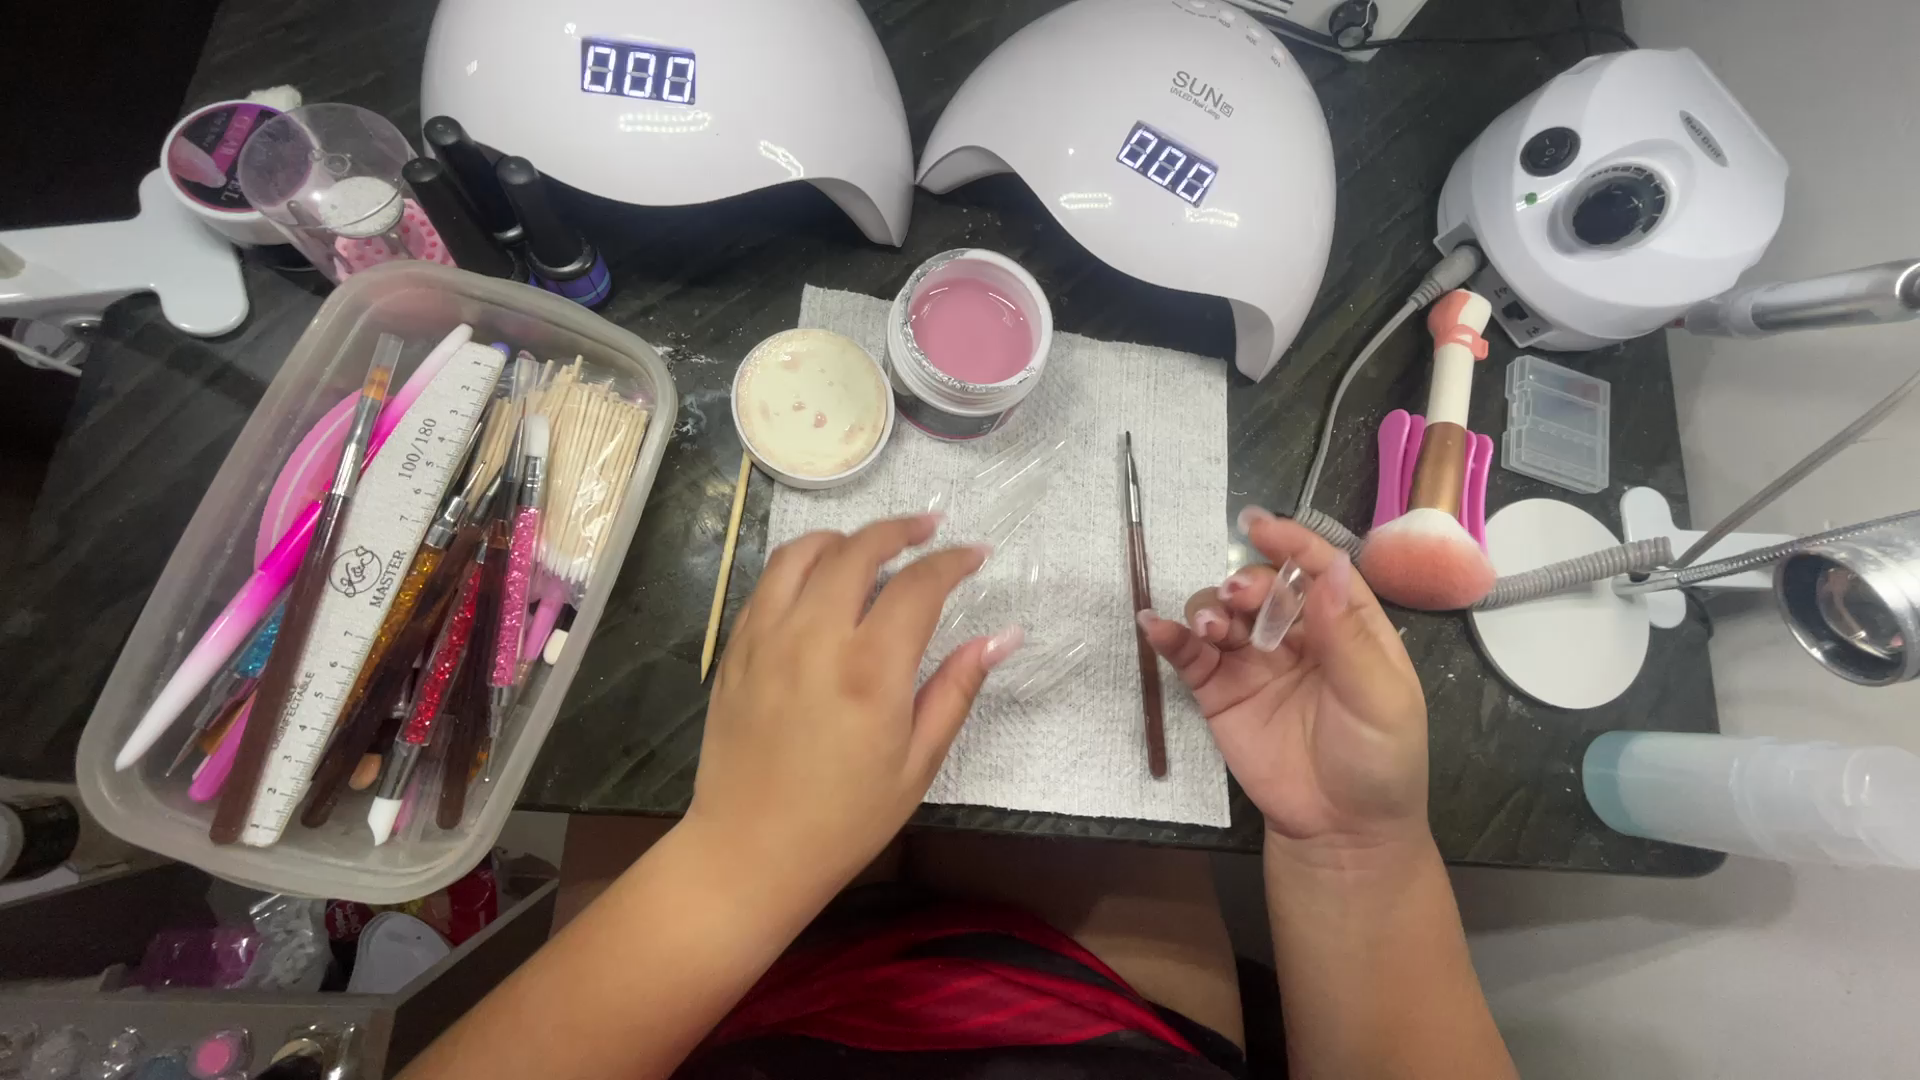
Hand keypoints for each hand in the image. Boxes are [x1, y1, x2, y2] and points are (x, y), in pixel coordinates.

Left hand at [687, 514, 1021, 898]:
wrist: (748, 852)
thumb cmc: (845, 819)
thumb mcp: (918, 763)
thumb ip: (957, 689)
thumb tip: (1003, 636)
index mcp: (870, 670)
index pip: (919, 586)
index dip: (953, 561)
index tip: (975, 554)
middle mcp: (814, 638)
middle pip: (858, 549)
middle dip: (901, 529)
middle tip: (928, 528)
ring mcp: (766, 638)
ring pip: (803, 553)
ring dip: (845, 537)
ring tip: (872, 546)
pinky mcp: (735, 648)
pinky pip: (768, 582)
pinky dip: (801, 564)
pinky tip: (821, 580)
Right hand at [1138, 508, 1428, 857]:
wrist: (1338, 829)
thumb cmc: (1378, 760)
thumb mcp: (1380, 700)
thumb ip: (1349, 638)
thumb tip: (1327, 570)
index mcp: (1344, 626)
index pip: (1315, 570)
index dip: (1290, 543)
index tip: (1257, 526)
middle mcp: (1293, 635)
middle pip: (1259, 588)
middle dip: (1244, 584)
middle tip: (1236, 599)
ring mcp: (1250, 661)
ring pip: (1218, 613)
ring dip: (1207, 608)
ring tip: (1209, 629)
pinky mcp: (1216, 690)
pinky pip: (1187, 655)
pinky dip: (1168, 636)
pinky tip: (1154, 627)